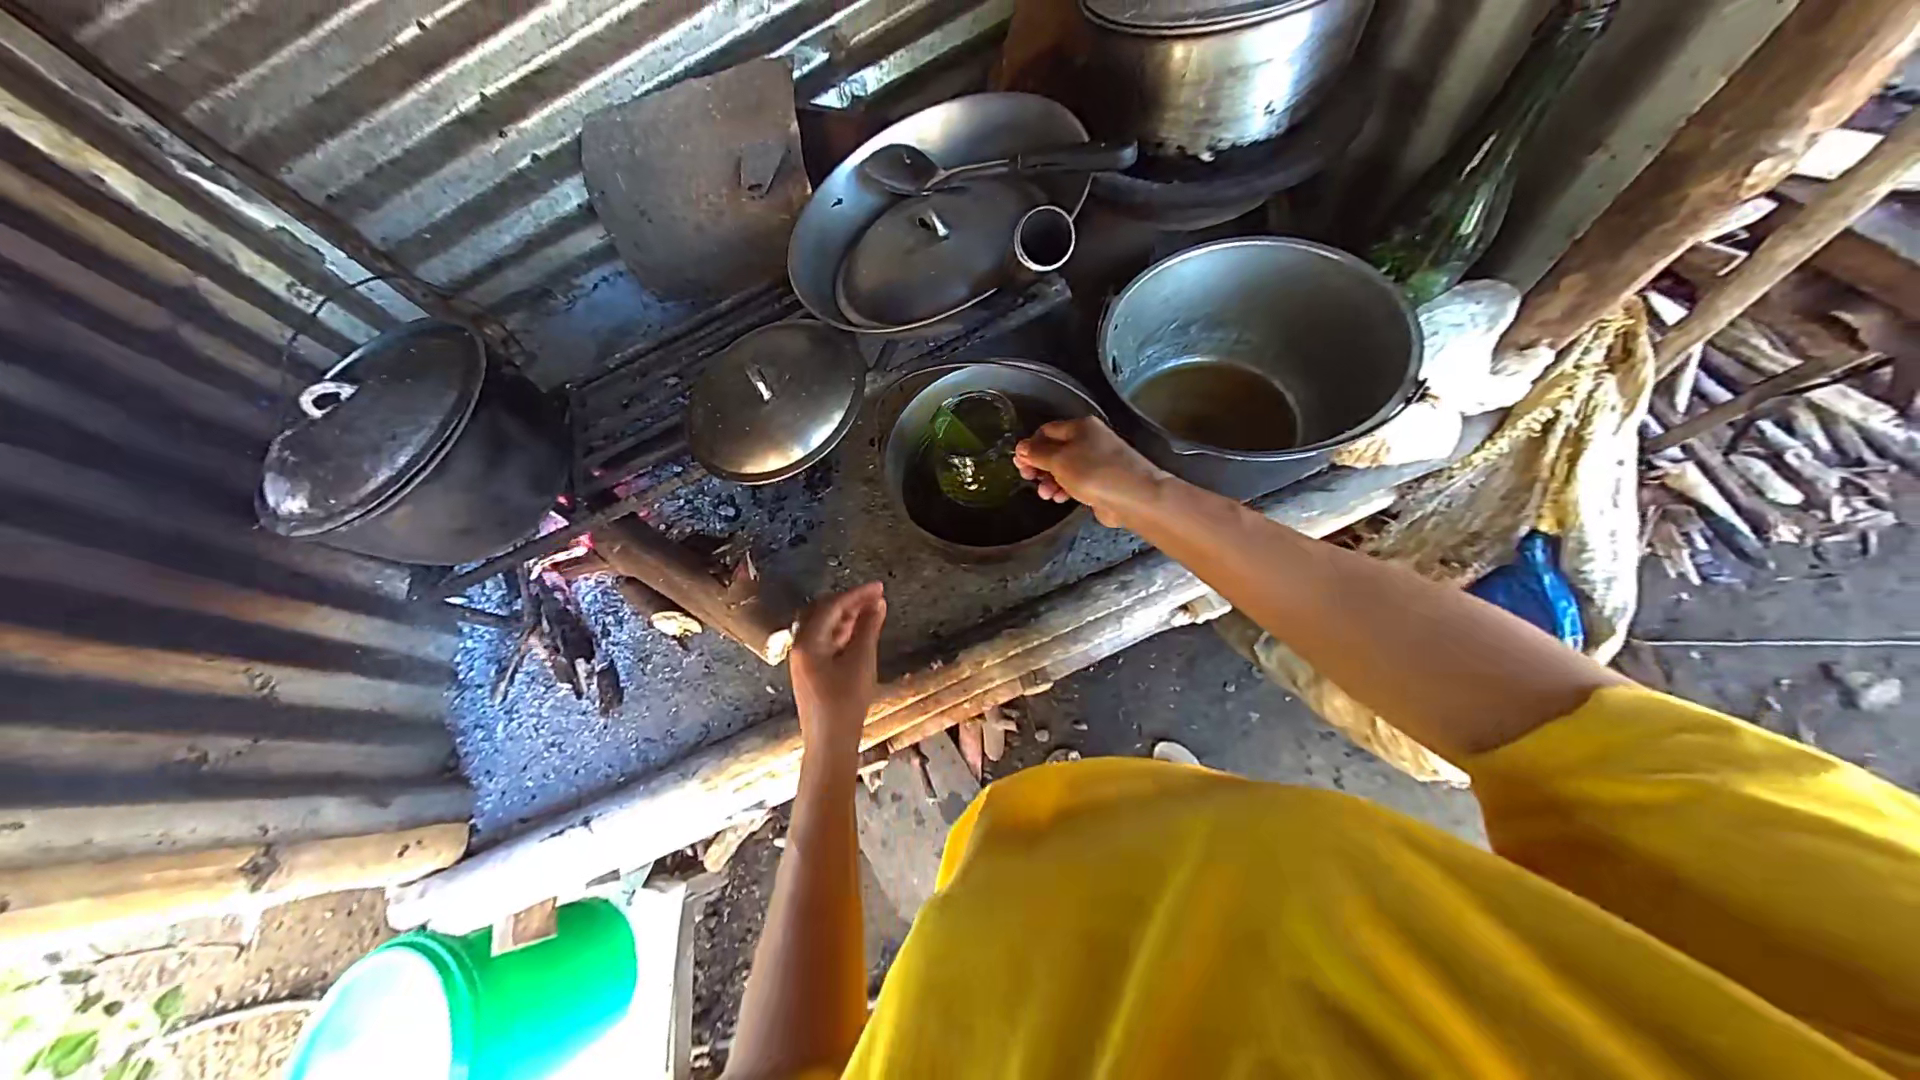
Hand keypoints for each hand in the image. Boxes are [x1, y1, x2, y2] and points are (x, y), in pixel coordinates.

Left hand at [790, 582, 886, 759]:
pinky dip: (844, 632)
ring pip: (825, 627)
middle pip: (824, 613)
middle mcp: (800, 646)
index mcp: (808, 642)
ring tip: (873, 611)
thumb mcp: (862, 661)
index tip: (879, 587)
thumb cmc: (845, 703)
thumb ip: (869, 628)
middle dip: (850, 602)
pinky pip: (826, 641)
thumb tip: (877, 603)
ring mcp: (804, 659)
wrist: (830, 742)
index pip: (833, 606)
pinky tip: (860, 632)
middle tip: (876, 597)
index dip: (857, 594)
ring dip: (848, 616)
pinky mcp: (811, 671)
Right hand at [1015, 417, 1169, 527]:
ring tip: (1045, 494)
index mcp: (1080, 427)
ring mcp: (1097, 461)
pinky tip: (1059, 498)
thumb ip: (1037, 453)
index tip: (1020, 463)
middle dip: (1039, 466)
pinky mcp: (1101, 481)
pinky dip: (1065, 488)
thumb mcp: (1059, 460)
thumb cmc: (1093, 472)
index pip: (1046, 431)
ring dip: (1050, 481)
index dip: (1030, 446)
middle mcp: (1089, 440)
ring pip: (1065, 468)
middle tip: (1028, 479)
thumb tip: (1021, 448)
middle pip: (1055, 450)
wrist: (1134, 496)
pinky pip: (1076, 482)